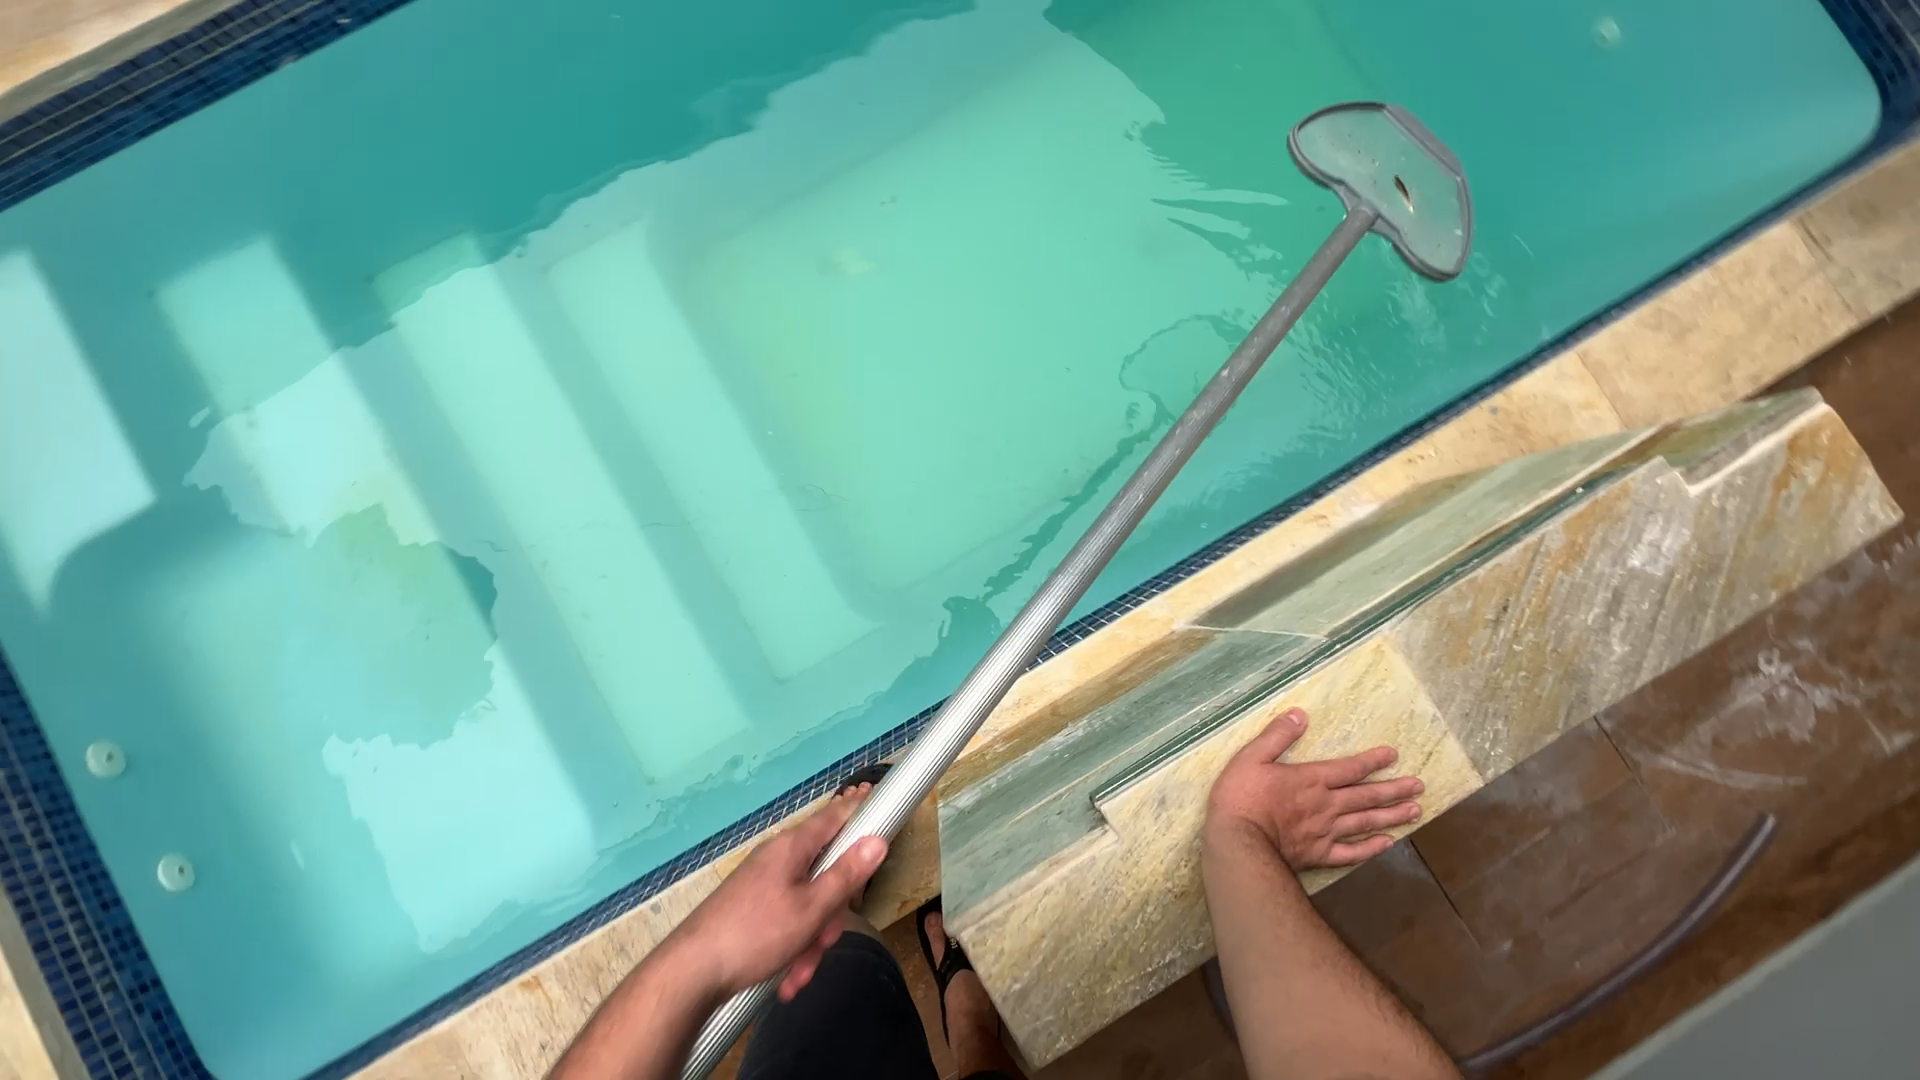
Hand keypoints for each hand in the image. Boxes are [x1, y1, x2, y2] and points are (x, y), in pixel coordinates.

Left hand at [663, 784, 888, 1002]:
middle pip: (824, 872)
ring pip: (806, 903)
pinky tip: (785, 979)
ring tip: (798, 974)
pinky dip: (790, 948)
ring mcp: (762, 883)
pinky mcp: (750, 909)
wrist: (688, 974)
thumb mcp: (811, 909)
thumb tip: (877, 840)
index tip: (879, 800)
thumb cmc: (755, 934)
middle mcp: (778, 858)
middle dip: (831, 912)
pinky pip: (785, 920)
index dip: (860, 809)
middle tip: (827, 939)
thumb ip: (847, 875)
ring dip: (810, 940)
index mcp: (793, 847)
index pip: (835, 816)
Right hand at [1204, 708, 1423, 871]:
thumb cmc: (1241, 797)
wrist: (1239, 842)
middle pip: (1365, 796)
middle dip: (1393, 789)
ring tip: (1415, 811)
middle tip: (1418, 786)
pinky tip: (1387, 844)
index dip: (1372, 761)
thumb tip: (1300, 714)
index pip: (1348, 768)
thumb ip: (1277, 736)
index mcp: (1311, 780)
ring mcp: (1326, 832)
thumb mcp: (1251, 757)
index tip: (1394, 756)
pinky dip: (1371, 848)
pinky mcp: (1320, 854)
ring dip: (1391, 815)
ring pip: (1365, 822)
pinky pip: (1352, 852)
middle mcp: (1326, 805)